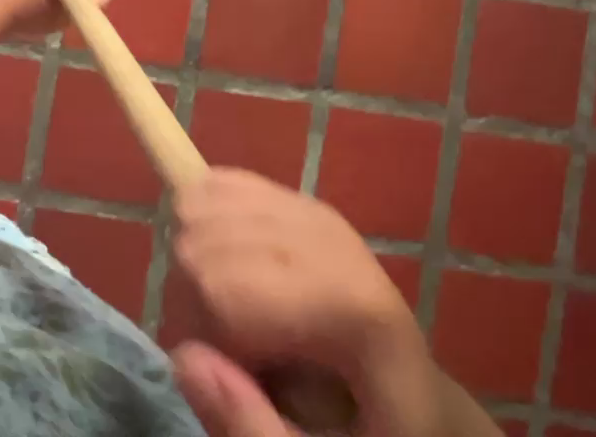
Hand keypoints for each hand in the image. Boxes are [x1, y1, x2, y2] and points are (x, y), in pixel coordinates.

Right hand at [170, 170, 441, 436]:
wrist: (412, 403)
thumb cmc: (368, 432)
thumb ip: (252, 427)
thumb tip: (183, 357)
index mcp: (357, 309)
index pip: (222, 283)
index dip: (200, 332)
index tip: (231, 376)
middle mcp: (335, 240)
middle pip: (198, 242)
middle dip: (189, 300)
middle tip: (225, 350)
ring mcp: (312, 209)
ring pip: (194, 207)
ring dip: (188, 264)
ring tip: (227, 310)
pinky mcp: (294, 196)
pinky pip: (212, 183)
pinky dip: (197, 222)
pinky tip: (224, 265)